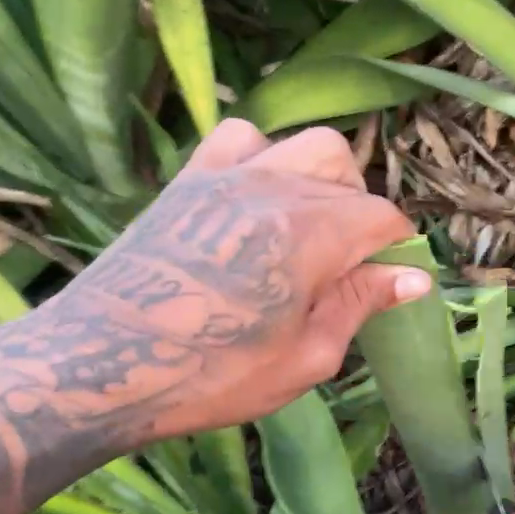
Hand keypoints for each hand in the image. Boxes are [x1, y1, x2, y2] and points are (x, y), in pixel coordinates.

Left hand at [26, 119, 428, 440]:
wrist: (99, 367)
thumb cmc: (219, 375)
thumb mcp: (311, 354)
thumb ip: (362, 302)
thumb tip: (415, 277)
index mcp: (311, 235)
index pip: (384, 216)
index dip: (397, 249)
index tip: (386, 282)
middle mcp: (273, 189)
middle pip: (346, 171)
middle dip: (362, 210)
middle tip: (347, 261)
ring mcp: (225, 177)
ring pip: (301, 145)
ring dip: (319, 179)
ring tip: (308, 227)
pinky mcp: (188, 182)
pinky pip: (240, 139)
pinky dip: (264, 159)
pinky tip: (260, 202)